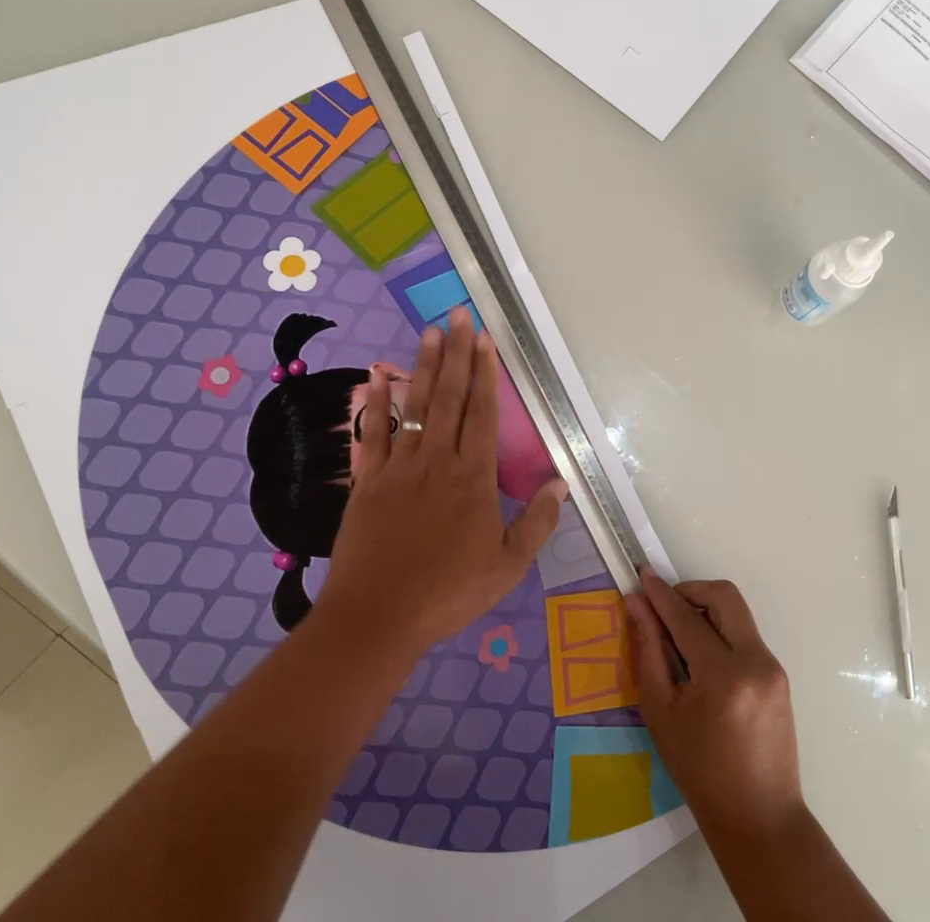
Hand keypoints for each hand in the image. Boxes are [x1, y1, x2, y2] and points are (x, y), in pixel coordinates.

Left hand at [317, 308, 565, 655]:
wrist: (377, 615)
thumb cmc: (449, 592)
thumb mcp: (508, 565)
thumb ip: (537, 522)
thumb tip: (562, 484)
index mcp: (473, 478)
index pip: (481, 413)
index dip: (485, 373)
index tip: (485, 339)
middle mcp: (436, 461)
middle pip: (448, 397)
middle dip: (456, 354)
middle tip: (458, 315)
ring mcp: (398, 468)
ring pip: (413, 406)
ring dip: (422, 367)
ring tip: (429, 332)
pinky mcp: (367, 482)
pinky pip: (373, 433)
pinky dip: (376, 403)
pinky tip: (377, 377)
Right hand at [627, 572, 805, 839]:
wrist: (757, 814)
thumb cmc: (698, 771)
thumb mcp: (661, 713)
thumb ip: (648, 653)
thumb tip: (637, 606)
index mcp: (723, 675)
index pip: (686, 617)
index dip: (660, 594)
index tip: (641, 575)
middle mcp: (755, 661)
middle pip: (724, 596)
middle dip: (690, 591)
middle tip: (664, 606)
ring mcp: (773, 666)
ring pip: (737, 614)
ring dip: (706, 612)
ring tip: (678, 638)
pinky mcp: (780, 676)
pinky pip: (746, 637)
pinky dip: (721, 634)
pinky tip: (701, 662)